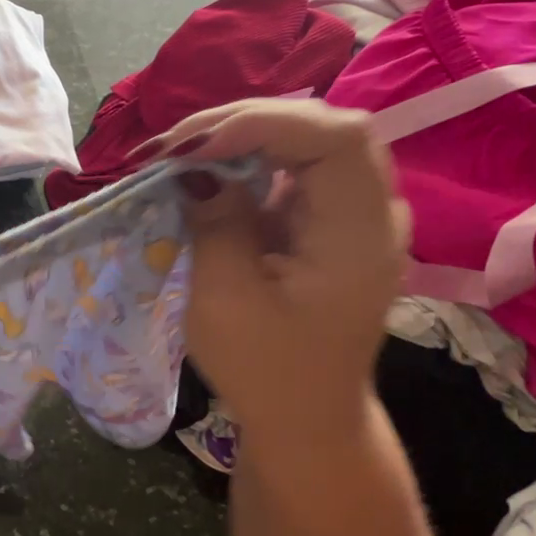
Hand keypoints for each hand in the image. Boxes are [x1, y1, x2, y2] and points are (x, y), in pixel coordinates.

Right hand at [160, 100, 408, 431]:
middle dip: (239, 123)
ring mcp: (349, 213)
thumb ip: (218, 225)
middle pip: (320, 128)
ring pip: (303, 141)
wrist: (304, 413)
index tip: (187, 152)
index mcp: (359, 232)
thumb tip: (195, 171)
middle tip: (166, 149)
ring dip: (235, 137)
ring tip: (173, 156)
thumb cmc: (264, 366)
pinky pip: (288, 169)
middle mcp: (369, 210)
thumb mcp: (226, 300)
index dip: (259, 125)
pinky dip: (240, 161)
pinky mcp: (322, 222)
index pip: (334, 137)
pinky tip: (200, 172)